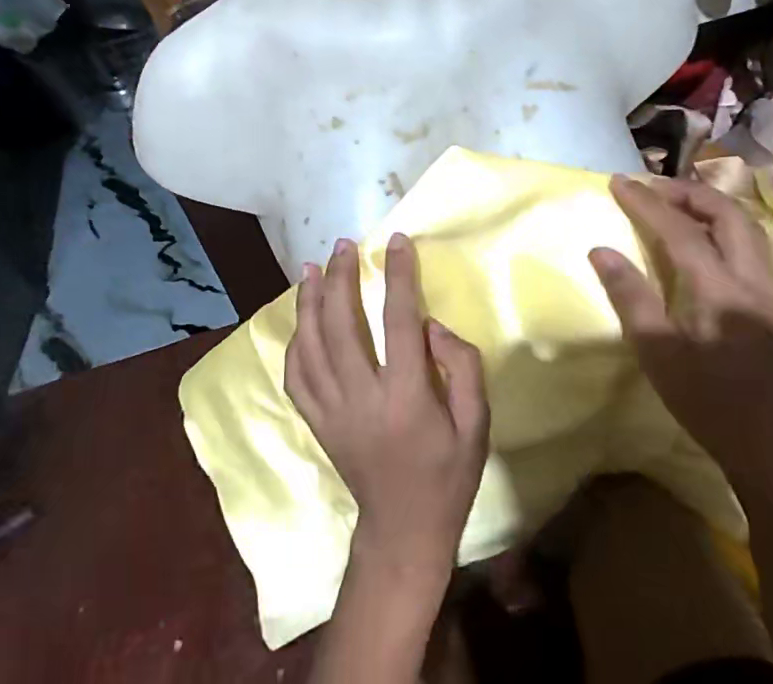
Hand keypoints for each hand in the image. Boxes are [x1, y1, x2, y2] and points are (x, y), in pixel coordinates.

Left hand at [285, 233, 489, 569]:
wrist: (404, 529)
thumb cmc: (449, 473)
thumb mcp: (477, 423)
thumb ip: (463, 367)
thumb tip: (431, 325)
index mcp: (406, 396)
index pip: (397, 321)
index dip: (397, 276)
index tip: (396, 243)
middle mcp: (361, 398)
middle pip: (341, 326)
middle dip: (341, 279)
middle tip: (344, 245)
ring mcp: (332, 412)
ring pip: (310, 346)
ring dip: (310, 303)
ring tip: (313, 268)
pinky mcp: (317, 423)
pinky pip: (296, 377)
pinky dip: (294, 343)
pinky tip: (300, 320)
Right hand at [590, 176, 772, 479]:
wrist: (764, 442)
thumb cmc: (705, 400)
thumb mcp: (656, 352)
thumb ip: (630, 296)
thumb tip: (600, 250)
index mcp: (720, 288)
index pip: (679, 229)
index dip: (646, 202)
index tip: (618, 182)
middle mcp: (751, 276)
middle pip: (726, 212)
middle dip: (687, 191)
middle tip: (651, 188)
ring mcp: (767, 287)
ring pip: (746, 224)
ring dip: (710, 204)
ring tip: (676, 202)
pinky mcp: (771, 300)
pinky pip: (751, 243)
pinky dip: (725, 224)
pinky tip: (707, 236)